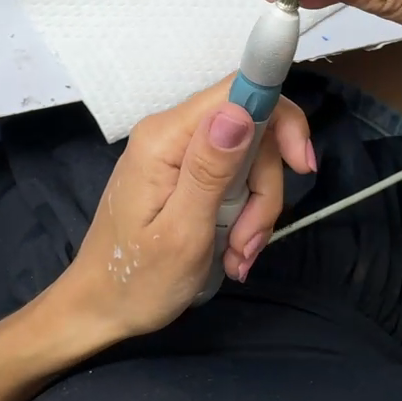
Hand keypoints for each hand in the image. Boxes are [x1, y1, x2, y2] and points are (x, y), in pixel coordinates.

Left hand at [52, 79, 314, 343]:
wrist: (100, 309)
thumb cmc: (136, 281)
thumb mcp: (183, 233)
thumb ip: (211, 169)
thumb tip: (241, 111)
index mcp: (165, 138)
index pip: (237, 91)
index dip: (280, 118)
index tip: (301, 165)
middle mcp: (171, 133)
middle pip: (251, 134)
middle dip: (263, 191)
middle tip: (247, 244)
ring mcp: (177, 154)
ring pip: (249, 162)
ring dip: (254, 213)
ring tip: (235, 258)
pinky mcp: (184, 174)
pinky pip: (233, 181)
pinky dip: (242, 218)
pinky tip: (230, 253)